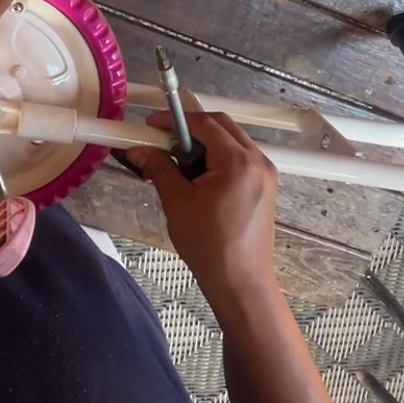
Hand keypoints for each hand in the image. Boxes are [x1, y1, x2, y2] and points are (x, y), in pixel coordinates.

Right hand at [125, 112, 278, 298]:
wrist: (240, 283)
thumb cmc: (208, 244)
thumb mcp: (177, 202)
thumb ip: (159, 169)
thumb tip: (138, 150)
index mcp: (238, 162)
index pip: (205, 124)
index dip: (174, 120)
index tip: (150, 125)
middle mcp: (258, 161)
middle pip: (222, 126)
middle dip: (190, 128)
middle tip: (161, 140)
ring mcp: (265, 174)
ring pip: (231, 141)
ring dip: (203, 143)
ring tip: (175, 162)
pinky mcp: (264, 187)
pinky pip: (239, 158)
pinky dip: (216, 157)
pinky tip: (195, 176)